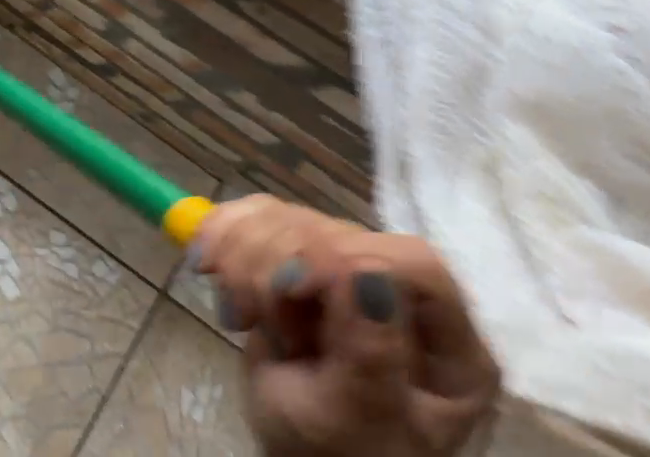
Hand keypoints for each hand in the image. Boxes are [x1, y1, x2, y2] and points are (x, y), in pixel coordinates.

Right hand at [190, 196, 499, 456]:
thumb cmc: (339, 455)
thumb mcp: (359, 418)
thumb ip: (369, 351)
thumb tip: (364, 271)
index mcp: (444, 340)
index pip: (408, 263)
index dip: (345, 257)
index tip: (290, 289)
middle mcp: (397, 293)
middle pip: (334, 230)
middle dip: (274, 265)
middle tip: (249, 320)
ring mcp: (341, 271)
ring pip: (286, 217)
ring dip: (240, 254)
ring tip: (236, 313)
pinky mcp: (292, 260)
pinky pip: (253, 217)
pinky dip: (219, 233)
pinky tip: (206, 265)